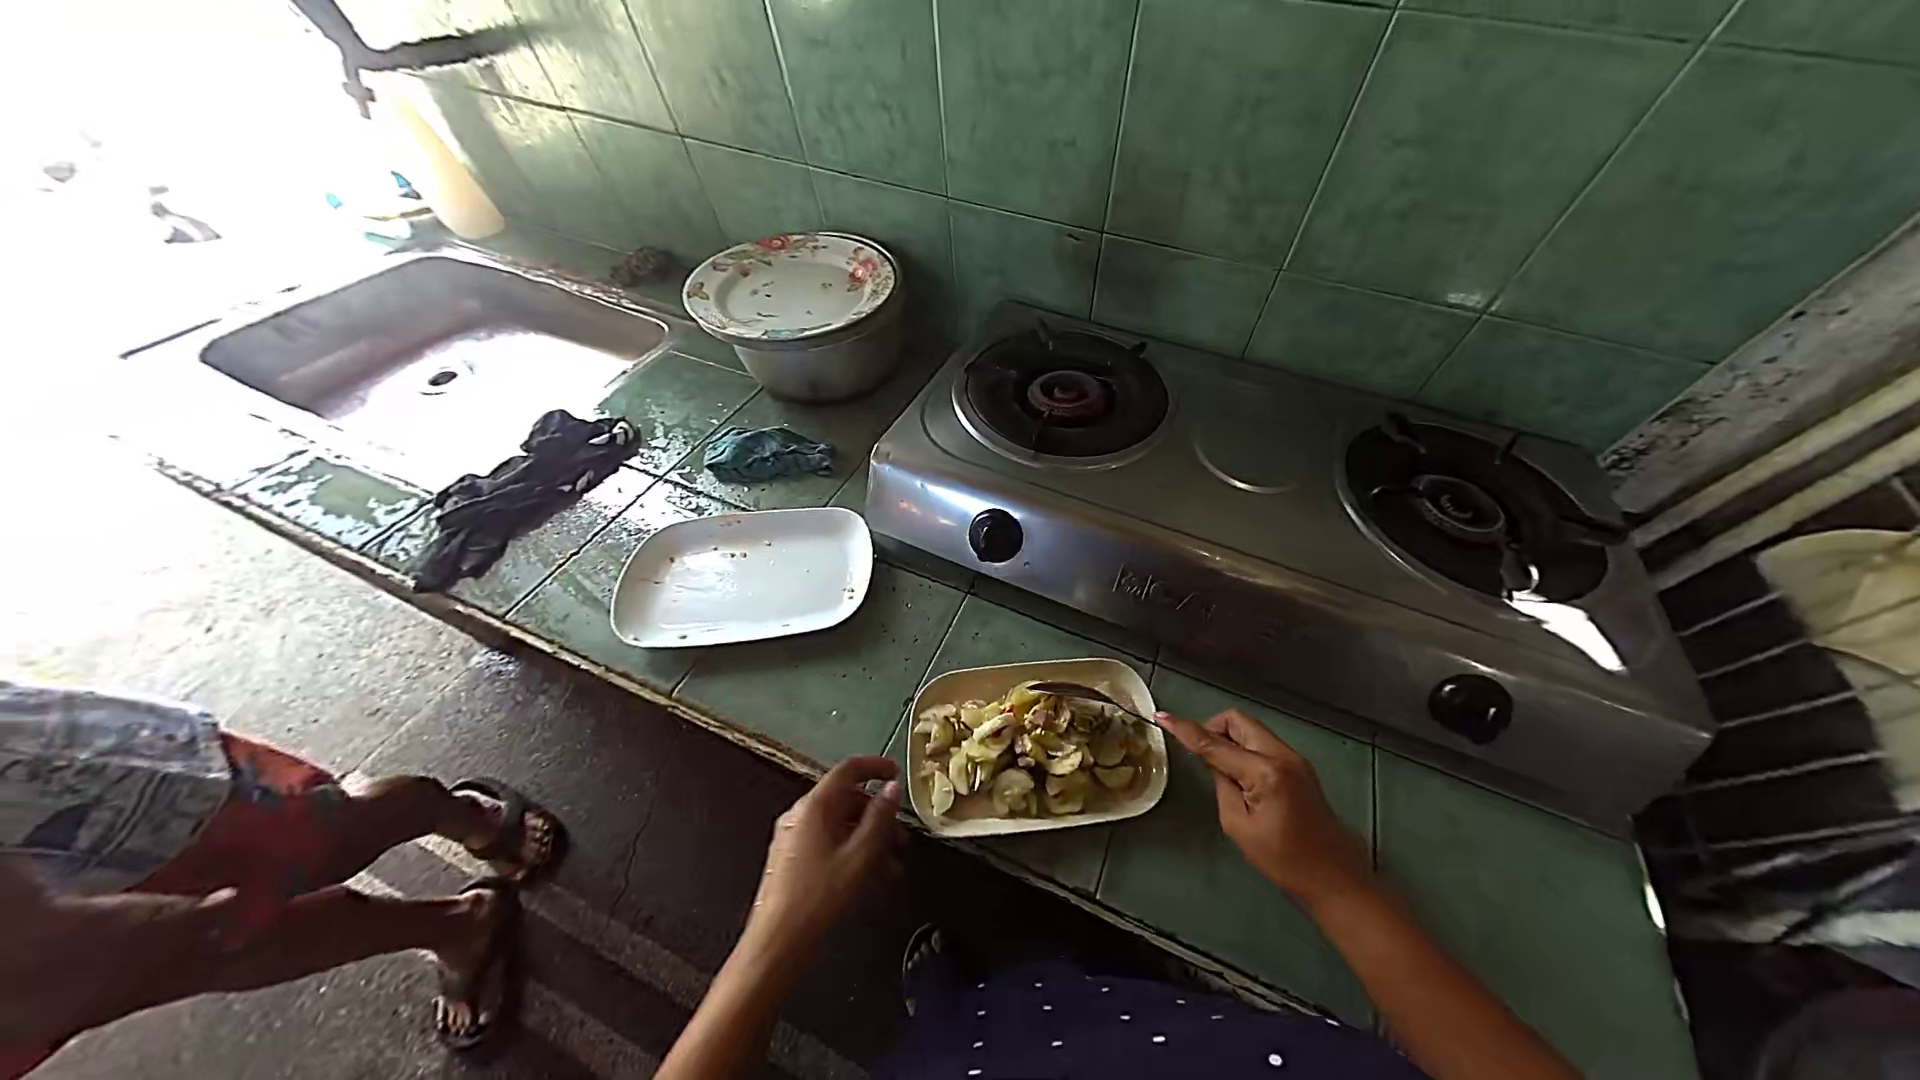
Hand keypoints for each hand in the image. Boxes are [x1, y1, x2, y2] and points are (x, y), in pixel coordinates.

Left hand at [743, 755, 901, 962]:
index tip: (896, 773)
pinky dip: (851, 848)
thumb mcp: (859, 856)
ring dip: (868, 836)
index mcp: (813, 807)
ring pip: (839, 822)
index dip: (875, 766)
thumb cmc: (815, 899)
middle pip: (846, 799)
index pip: (848, 769)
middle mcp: (800, 815)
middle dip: (877, 814)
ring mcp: (795, 836)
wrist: (776, 942)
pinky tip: (869, 873)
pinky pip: (829, 840)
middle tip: (900, 834)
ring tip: (889, 862)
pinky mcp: (793, 857)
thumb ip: (879, 818)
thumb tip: (892, 790)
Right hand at [1156, 709, 1371, 906]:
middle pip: (1237, 720)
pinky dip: (1244, 747)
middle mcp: (1282, 756)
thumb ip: (1221, 783)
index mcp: (1265, 772)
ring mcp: (1294, 759)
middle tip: (1199, 755)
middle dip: (1212, 728)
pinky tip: (1239, 774)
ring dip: (1228, 738)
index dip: (1185, 729)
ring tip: (1219, 769)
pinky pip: (1262, 742)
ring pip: (1250, 729)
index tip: (1162, 717)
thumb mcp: (1238, 824)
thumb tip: (1211, 760)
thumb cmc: (1283, 860)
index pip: (1215, 743)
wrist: (1336, 879)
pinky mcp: (1299, 767)